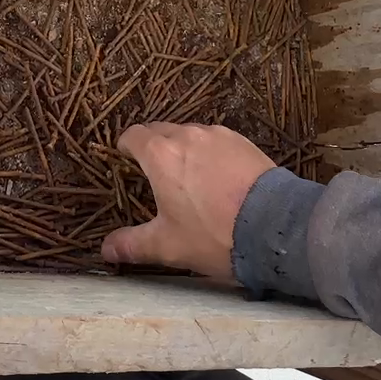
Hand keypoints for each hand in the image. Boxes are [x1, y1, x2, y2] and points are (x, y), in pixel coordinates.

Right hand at [100, 122, 274, 280]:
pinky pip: (215, 139)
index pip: (133, 135)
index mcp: (160, 155)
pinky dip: (209, 151)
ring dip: (182, 148)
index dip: (126, 146)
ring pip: (188, 133)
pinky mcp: (240, 140)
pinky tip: (218, 176)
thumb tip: (105, 249)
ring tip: (190, 176)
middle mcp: (185, 135)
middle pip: (159, 130)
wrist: (274, 227)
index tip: (126, 159)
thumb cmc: (214, 235)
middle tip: (156, 172)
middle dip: (152, 146)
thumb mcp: (169, 246)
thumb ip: (133, 244)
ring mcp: (215, 135)